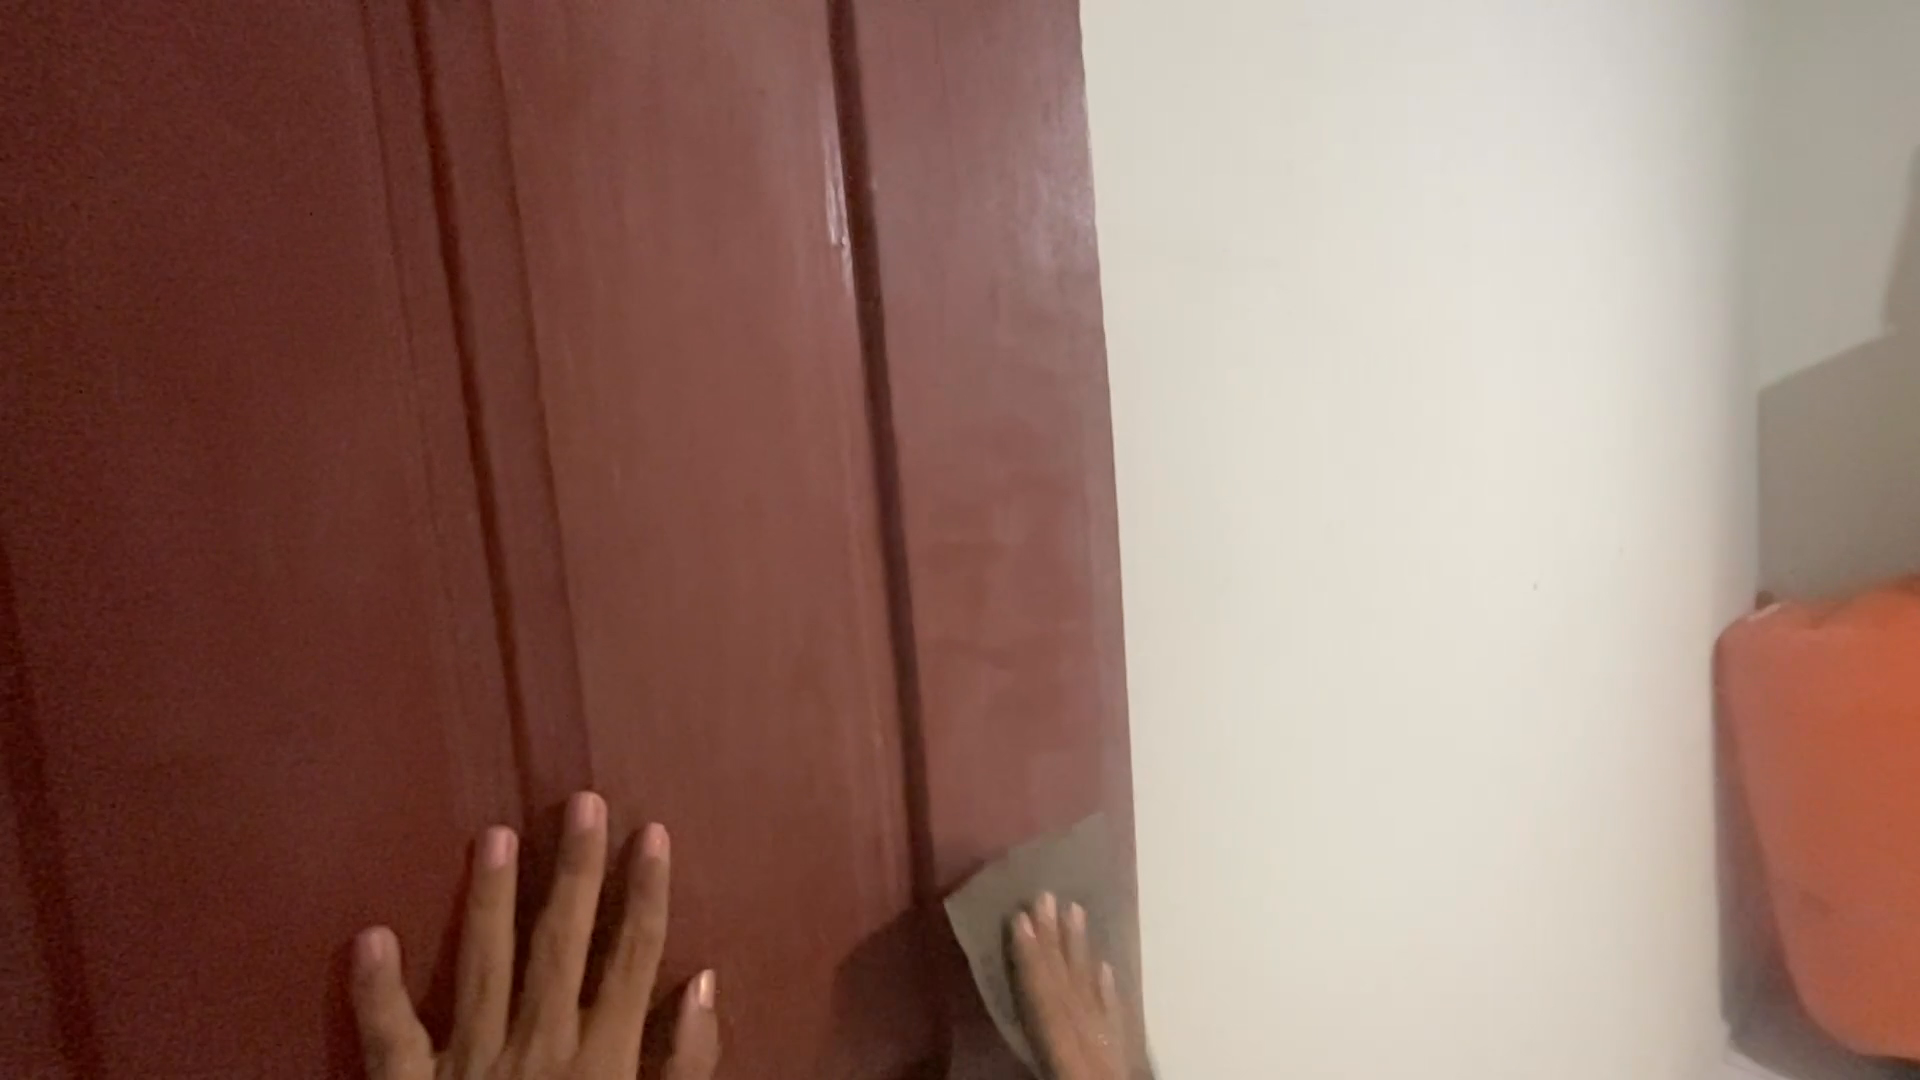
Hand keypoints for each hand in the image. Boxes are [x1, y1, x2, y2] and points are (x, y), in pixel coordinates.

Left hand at [350, 791, 718, 1079]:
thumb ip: (686, 1065)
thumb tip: (702, 979)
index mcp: (600, 1058)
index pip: (633, 954)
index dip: (647, 890)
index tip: (653, 833)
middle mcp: (537, 1046)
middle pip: (563, 940)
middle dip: (577, 868)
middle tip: (583, 802)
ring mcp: (467, 1069)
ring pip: (482, 966)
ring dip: (487, 898)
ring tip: (493, 835)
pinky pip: (386, 1042)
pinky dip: (373, 993)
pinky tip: (367, 935)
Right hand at [1011, 893, 1128, 1079]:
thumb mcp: (1054, 1067)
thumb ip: (1039, 1028)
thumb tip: (1022, 990)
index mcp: (1067, 1052)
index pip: (1043, 997)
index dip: (1029, 956)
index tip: (1019, 916)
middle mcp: (1091, 1040)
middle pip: (1069, 985)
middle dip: (1054, 940)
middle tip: (1046, 896)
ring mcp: (1112, 1046)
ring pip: (1094, 992)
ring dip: (1082, 951)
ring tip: (1075, 910)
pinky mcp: (1128, 1056)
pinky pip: (1116, 1018)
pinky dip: (1108, 990)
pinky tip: (1105, 966)